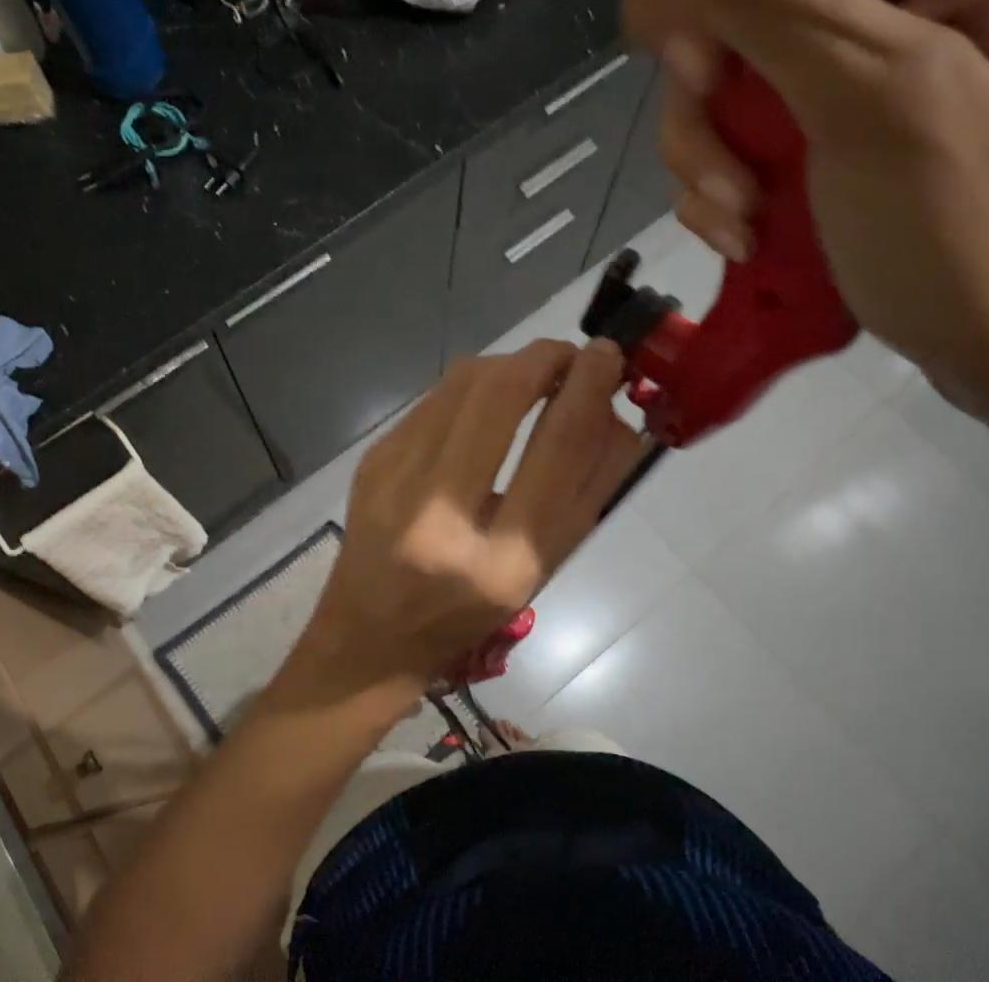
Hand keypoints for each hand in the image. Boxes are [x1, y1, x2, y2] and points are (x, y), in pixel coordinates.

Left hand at [277, 340, 649, 705]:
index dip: (588, 389)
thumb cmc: (468, 613)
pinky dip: (473, 389)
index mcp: (500, 561)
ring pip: (462, 383)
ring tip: (535, 377)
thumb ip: (586, 494)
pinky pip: (434, 399)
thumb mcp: (540, 570)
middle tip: (572, 358)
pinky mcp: (372, 459)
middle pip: (499, 394)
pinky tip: (486, 406)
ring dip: (509, 365)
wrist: (371, 632)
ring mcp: (394, 479)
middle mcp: (440, 513)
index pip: (556, 448)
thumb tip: (616, 414)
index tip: (607, 356)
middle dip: (545, 358)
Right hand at [617, 0, 988, 418]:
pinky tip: (743, 225)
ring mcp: (872, 36)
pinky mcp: (834, 103)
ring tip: (740, 212)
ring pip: (724, 39)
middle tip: (708, 102)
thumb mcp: (874, 97)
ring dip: (705, 134)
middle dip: (706, 48)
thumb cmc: (987, 232)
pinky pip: (736, 106)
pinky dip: (721, 168)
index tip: (704, 26)